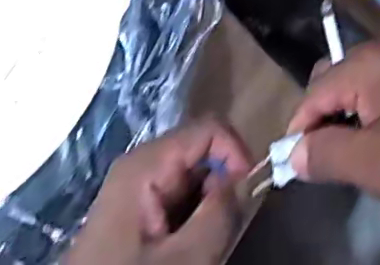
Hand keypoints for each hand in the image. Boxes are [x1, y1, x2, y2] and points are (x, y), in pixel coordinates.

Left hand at [66, 118, 251, 264]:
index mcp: (146, 165)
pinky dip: (191, 222)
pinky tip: (184, 254)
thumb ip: (221, 214)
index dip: (237, 154)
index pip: (210, 129)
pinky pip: (176, 203)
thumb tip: (246, 181)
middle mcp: (139, 168)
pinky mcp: (132, 217)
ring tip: (202, 250)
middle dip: (222, 187)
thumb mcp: (184, 261)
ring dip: (207, 209)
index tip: (247, 195)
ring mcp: (134, 193)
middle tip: (223, 232)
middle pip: (201, 154)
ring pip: (192, 181)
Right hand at [285, 41, 379, 203]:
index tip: (298, 170)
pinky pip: (378, 82)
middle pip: (329, 81)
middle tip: (333, 161)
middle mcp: (378, 50)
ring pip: (354, 82)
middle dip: (322, 120)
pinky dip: (370, 107)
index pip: (310, 96)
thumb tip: (293, 151)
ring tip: (360, 153)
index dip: (298, 134)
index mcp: (362, 66)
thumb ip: (327, 155)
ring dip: (347, 115)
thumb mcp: (375, 162)